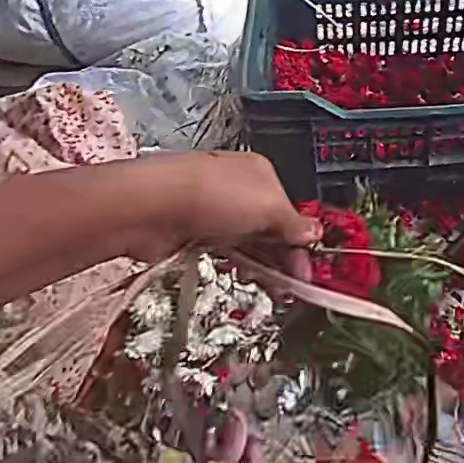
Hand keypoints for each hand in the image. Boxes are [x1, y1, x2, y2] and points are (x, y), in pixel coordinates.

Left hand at [100, 152, 317, 276]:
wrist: (149, 206)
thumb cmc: (214, 196)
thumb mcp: (269, 206)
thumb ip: (294, 223)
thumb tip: (314, 233)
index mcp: (261, 174)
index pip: (290, 210)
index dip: (300, 240)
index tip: (308, 267)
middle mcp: (238, 190)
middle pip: (270, 229)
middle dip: (284, 257)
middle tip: (292, 285)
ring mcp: (214, 212)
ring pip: (248, 244)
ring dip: (262, 266)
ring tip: (269, 288)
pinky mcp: (193, 234)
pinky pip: (223, 254)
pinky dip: (236, 266)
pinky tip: (243, 278)